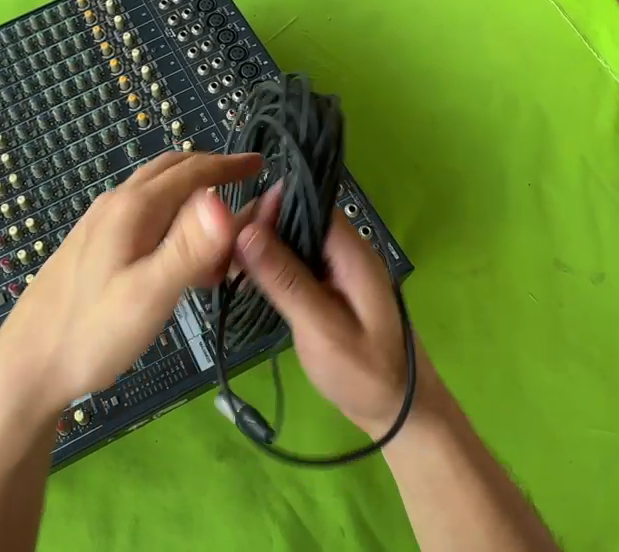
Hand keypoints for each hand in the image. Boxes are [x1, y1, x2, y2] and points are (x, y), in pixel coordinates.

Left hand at [0, 151, 263, 417]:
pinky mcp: (92, 243)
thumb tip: (223, 201)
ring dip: (190, 197)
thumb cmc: (92, 333)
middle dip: (210, 172)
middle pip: (170, 171)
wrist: (28, 363)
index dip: (227, 165)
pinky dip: (171, 217)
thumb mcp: (149, 295)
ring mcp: (99, 221)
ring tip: (220, 231)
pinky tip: (177, 256)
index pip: (190, 171)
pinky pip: (142, 213)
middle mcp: (115, 203)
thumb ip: (188, 249)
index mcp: (132, 208)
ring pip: (155, 192)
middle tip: (246, 186)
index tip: (260, 164)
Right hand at [235, 189, 417, 437]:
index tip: (228, 229)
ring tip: (219, 265)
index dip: (267, 207)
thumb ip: (286, 279)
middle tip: (217, 254)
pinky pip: (289, 260)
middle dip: (255, 226)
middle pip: (293, 216)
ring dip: (255, 245)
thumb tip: (247, 229)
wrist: (401, 414)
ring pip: (287, 237)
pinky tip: (237, 277)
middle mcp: (343, 249)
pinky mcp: (323, 285)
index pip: (306, 203)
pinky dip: (264, 264)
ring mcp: (334, 267)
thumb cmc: (366, 374)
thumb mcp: (323, 329)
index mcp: (351, 251)